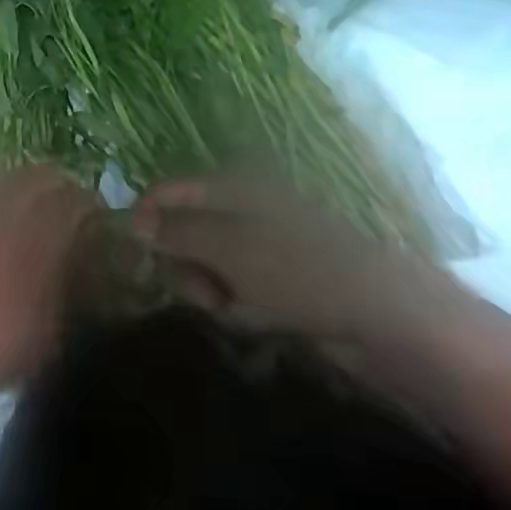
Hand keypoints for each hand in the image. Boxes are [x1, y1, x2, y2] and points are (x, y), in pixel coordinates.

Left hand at [0, 166, 97, 411]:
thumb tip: (88, 265)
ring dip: (31, 188)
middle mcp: (7, 212)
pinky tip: (4, 218)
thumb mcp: (51, 330)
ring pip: (12, 180)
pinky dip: (2, 196)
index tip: (98, 220)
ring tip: (39, 208)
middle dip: (63, 189)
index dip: (91, 207)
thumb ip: (74, 290)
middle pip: (43, 178)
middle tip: (71, 210)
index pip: (76, 202)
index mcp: (40, 238)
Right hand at [135, 175, 463, 344]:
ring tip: (238, 311)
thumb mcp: (225, 246)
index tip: (134, 252)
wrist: (377, 312)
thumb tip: (133, 221)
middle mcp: (241, 210)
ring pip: (207, 268)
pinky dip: (240, 308)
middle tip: (203, 293)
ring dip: (213, 292)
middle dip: (186, 266)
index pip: (169, 191)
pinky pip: (236, 290)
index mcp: (229, 188)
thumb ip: (175, 232)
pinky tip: (260, 321)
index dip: (145, 217)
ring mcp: (259, 245)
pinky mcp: (276, 279)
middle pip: (184, 232)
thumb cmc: (294, 267)